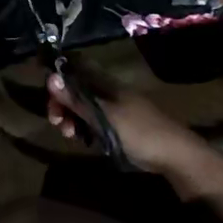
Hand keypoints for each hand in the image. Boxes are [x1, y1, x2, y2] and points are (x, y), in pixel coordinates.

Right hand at [45, 65, 207, 174]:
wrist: (176, 155)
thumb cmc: (140, 132)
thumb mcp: (103, 117)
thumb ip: (76, 99)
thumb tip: (49, 77)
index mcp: (106, 83)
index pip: (77, 67)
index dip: (59, 74)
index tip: (46, 92)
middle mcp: (109, 91)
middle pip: (76, 89)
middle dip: (61, 103)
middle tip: (56, 123)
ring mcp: (115, 107)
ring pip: (83, 106)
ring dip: (70, 118)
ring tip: (69, 135)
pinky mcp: (119, 123)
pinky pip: (93, 120)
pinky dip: (83, 127)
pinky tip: (82, 139)